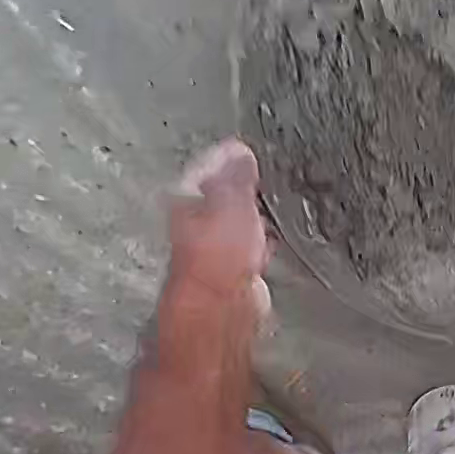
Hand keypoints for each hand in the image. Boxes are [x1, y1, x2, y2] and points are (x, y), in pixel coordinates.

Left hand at [168, 138, 270, 312]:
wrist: (225, 302)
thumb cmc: (219, 252)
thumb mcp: (232, 200)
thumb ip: (237, 176)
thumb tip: (240, 152)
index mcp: (186, 202)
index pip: (205, 170)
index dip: (225, 159)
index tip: (242, 151)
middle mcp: (194, 226)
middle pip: (218, 199)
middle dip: (237, 189)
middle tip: (254, 177)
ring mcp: (214, 251)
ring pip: (234, 224)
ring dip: (250, 216)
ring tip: (265, 206)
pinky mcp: (234, 272)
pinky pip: (249, 248)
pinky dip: (259, 241)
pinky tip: (268, 240)